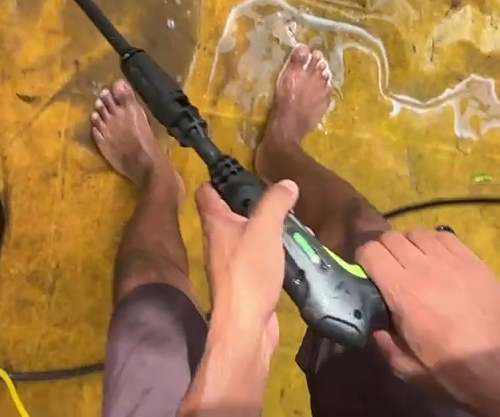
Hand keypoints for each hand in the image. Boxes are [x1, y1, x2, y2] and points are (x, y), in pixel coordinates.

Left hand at [195, 179, 296, 345]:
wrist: (246, 326)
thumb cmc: (249, 270)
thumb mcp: (265, 227)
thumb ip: (275, 202)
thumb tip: (287, 184)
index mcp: (215, 222)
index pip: (207, 191)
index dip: (219, 179)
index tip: (240, 173)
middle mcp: (218, 240)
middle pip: (231, 213)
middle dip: (254, 205)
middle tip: (278, 198)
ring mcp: (230, 264)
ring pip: (248, 237)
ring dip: (268, 230)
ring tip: (293, 223)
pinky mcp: (245, 283)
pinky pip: (259, 259)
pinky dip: (274, 253)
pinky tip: (293, 252)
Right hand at [359, 230, 499, 416]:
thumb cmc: (454, 372)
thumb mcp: (409, 370)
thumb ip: (383, 344)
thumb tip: (373, 324)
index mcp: (402, 292)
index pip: (370, 251)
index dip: (363, 259)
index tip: (367, 272)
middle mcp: (423, 267)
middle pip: (390, 238)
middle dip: (383, 251)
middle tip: (390, 270)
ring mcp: (450, 260)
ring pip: (416, 233)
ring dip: (408, 245)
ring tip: (415, 264)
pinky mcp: (472, 259)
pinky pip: (443, 236)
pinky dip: (433, 242)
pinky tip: (438, 259)